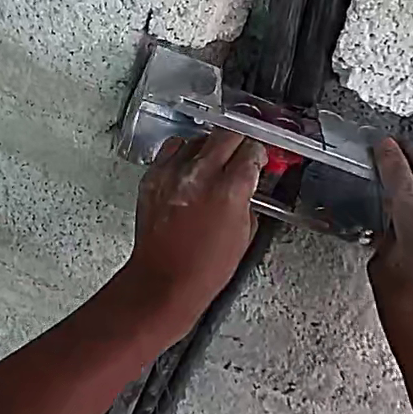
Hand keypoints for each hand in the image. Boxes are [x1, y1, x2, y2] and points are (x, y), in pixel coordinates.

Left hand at [129, 132, 266, 315]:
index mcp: (229, 189)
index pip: (251, 150)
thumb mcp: (244, 234)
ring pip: (198, 138)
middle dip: (239, 140)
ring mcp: (173, 173)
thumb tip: (249, 182)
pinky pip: (171, 149)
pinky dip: (183, 153)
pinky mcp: (153, 176)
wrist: (164, 279)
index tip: (258, 156)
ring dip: (210, 146)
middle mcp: (201, 174)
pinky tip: (189, 166)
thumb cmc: (204, 267)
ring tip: (214, 161)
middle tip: (241, 150)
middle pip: (227, 134)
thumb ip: (248, 199)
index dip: (258, 152)